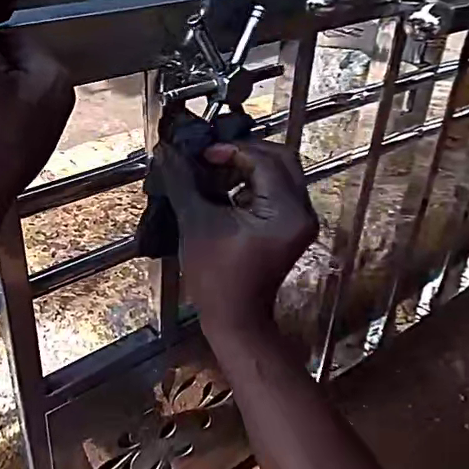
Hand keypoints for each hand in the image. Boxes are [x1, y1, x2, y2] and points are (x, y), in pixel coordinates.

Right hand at [154, 139, 316, 340]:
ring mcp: (300, 219)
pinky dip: (253, 183)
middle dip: (244, 153)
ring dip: (248, 167)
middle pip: (280, 159)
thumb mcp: (197, 224)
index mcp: (286, 211)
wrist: (234, 318)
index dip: (232, 151)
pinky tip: (226, 190)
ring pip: (280, 172)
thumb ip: (184, 182)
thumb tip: (167, 153)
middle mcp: (302, 211)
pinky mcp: (292, 226)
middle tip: (212, 157)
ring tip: (215, 173)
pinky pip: (277, 190)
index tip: (203, 154)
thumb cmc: (216, 278)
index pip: (264, 161)